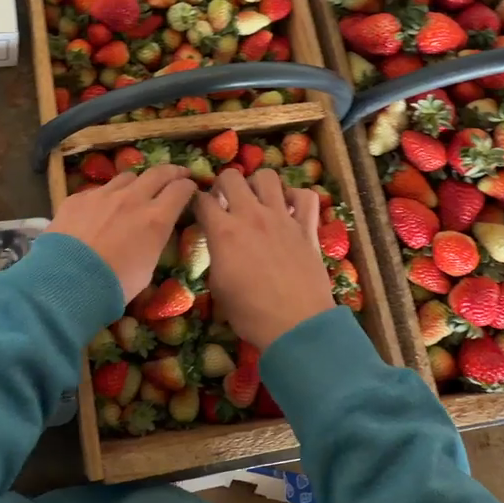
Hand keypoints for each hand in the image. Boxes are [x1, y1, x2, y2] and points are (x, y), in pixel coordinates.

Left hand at [49, 165, 197, 302]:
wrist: (67, 282)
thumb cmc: (114, 285)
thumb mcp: (147, 268)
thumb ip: (153, 241)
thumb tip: (152, 232)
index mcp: (156, 219)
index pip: (180, 190)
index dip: (188, 187)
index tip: (190, 188)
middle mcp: (132, 199)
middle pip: (157, 173)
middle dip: (171, 172)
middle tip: (176, 174)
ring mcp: (102, 195)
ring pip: (126, 177)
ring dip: (136, 183)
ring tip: (135, 191)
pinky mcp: (78, 198)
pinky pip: (98, 190)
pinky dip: (105, 197)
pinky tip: (99, 210)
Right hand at [195, 169, 334, 348]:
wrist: (297, 325)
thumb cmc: (250, 313)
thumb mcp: (218, 286)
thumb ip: (216, 255)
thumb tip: (218, 245)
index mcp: (224, 231)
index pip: (202, 200)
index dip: (197, 202)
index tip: (199, 209)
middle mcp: (251, 215)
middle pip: (231, 177)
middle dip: (223, 185)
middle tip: (226, 201)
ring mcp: (282, 218)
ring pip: (268, 177)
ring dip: (257, 185)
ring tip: (257, 200)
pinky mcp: (307, 227)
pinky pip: (305, 196)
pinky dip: (296, 197)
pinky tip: (290, 209)